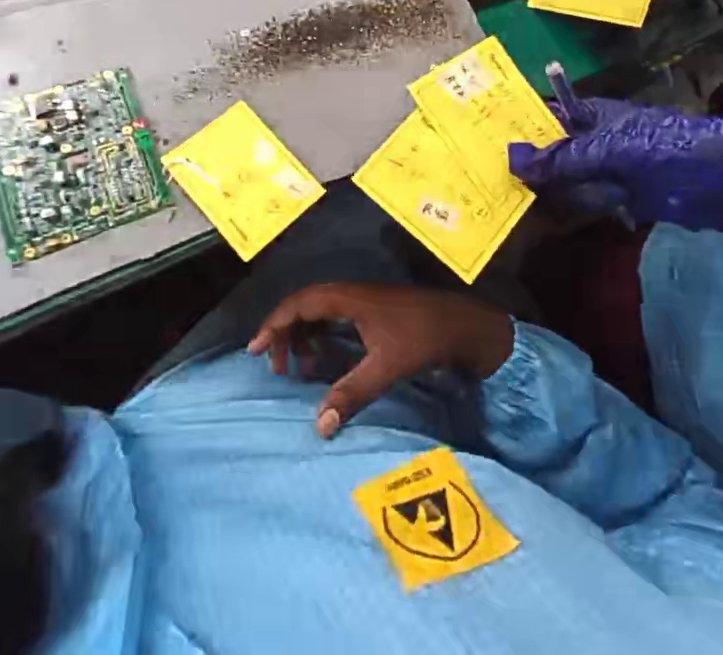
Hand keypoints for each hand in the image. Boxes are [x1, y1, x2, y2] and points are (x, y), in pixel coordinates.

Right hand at [247, 283, 513, 437]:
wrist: (467, 324)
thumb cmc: (425, 336)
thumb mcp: (387, 366)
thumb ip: (352, 393)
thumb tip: (319, 426)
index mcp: (346, 299)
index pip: (297, 306)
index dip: (273, 326)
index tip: (255, 350)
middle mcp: (348, 295)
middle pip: (302, 308)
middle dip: (284, 335)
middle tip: (276, 368)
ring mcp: (360, 302)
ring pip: (317, 315)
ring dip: (303, 339)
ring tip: (300, 370)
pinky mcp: (371, 312)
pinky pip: (332, 321)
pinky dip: (321, 340)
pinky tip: (325, 363)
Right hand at [507, 96, 722, 231]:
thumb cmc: (671, 150)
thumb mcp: (613, 149)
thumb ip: (563, 158)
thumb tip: (513, 161)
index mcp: (588, 116)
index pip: (542, 116)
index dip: (518, 129)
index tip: (486, 145)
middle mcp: (590, 140)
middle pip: (547, 153)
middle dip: (534, 167)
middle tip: (507, 182)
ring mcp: (604, 168)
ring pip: (563, 180)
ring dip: (564, 190)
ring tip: (576, 193)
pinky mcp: (618, 194)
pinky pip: (586, 200)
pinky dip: (585, 205)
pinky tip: (592, 208)